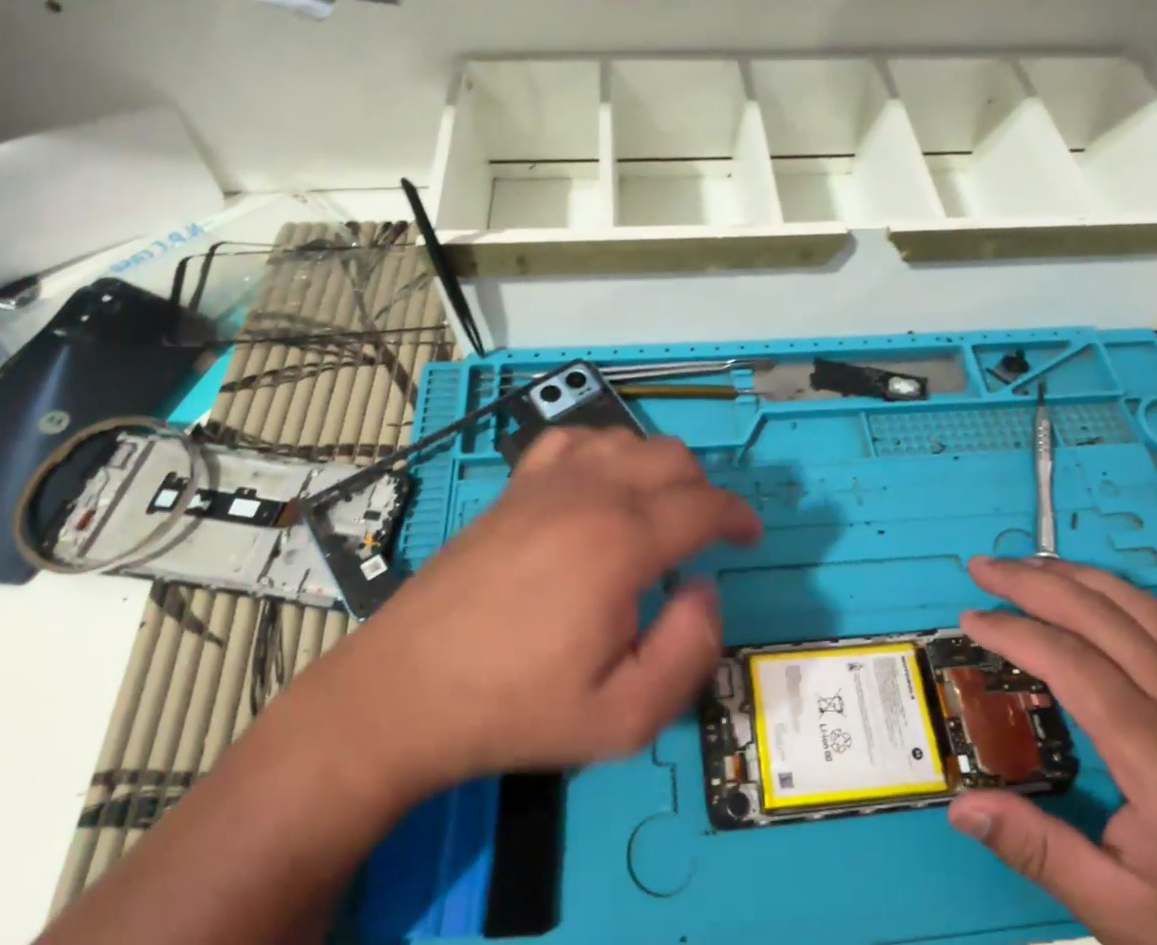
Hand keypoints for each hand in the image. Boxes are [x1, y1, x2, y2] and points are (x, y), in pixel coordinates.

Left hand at [330, 427, 760, 790]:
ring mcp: (543, 485)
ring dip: (658, 469)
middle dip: (705, 491)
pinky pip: (570, 440)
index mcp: (621, 542)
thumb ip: (691, 650)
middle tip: (707, 537)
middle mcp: (587, 495)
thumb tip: (703, 589)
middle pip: (671, 458)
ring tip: (660, 514)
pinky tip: (598, 486)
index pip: (704, 504)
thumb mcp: (626, 716)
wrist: (406, 692)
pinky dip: (602, 451)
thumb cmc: (519, 708)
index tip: (749, 537)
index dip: (739, 516)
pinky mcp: (510, 491)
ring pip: (625, 440)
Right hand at [946, 557, 1156, 944]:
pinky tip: (1098, 596)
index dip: (1015, 631)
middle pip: (1104, 616)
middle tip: (982, 567)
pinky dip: (1120, 593)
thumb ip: (1041, 852)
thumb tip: (962, 807)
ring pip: (1142, 608)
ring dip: (1080, 576)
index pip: (1073, 662)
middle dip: (1036, 582)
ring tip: (1030, 565)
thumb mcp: (1124, 911)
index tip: (969, 618)